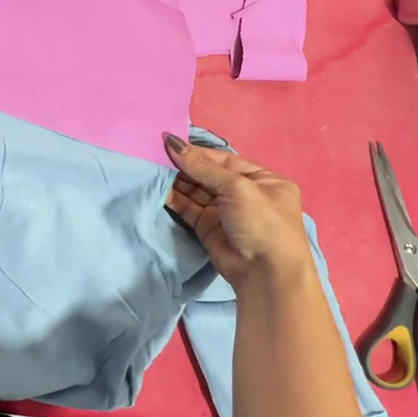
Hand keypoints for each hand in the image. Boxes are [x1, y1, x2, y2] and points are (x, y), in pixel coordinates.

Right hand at [162, 132, 314, 292]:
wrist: (266, 274)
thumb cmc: (262, 223)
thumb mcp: (237, 188)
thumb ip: (202, 166)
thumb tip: (172, 141)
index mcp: (263, 181)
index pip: (223, 160)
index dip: (196, 152)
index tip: (167, 142)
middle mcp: (244, 194)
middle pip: (207, 174)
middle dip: (183, 165)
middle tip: (154, 154)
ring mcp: (225, 211)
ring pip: (195, 190)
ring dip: (175, 180)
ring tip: (151, 168)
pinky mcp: (208, 226)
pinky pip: (187, 206)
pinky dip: (173, 197)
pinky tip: (157, 187)